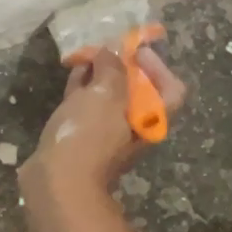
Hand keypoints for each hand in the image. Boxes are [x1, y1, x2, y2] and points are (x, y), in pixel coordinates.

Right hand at [20, 45, 186, 193]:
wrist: (59, 181)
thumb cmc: (89, 134)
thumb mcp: (105, 92)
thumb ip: (112, 67)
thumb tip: (111, 53)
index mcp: (151, 119)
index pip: (172, 88)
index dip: (157, 66)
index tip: (135, 52)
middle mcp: (134, 128)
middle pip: (138, 91)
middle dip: (121, 67)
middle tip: (102, 50)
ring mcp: (108, 136)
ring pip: (109, 99)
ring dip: (99, 77)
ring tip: (82, 60)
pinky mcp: (83, 140)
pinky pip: (88, 110)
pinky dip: (83, 92)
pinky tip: (71, 79)